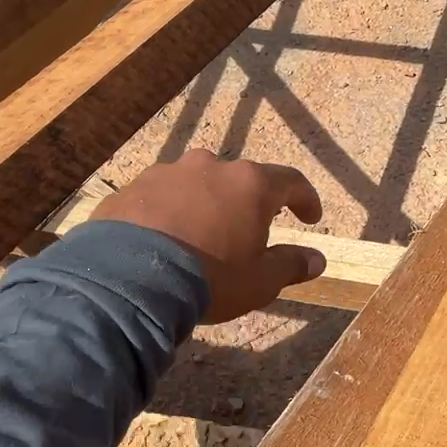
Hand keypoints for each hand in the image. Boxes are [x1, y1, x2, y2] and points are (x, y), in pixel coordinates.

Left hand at [90, 151, 326, 323]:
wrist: (129, 279)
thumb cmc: (212, 277)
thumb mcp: (262, 280)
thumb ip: (291, 264)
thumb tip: (317, 259)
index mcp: (250, 185)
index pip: (291, 181)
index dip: (306, 199)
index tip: (311, 218)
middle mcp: (210, 167)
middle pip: (241, 180)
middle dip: (251, 203)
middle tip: (254, 231)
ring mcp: (167, 172)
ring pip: (199, 184)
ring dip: (210, 205)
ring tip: (207, 236)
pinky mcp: (132, 188)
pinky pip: (163, 197)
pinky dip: (174, 213)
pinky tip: (171, 240)